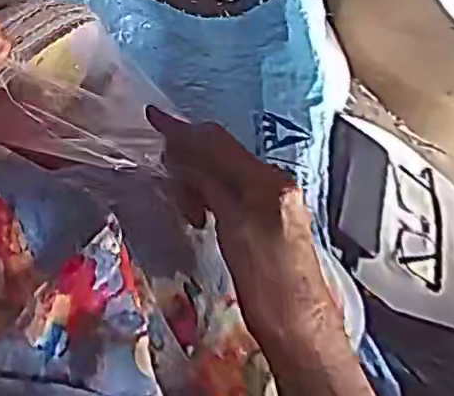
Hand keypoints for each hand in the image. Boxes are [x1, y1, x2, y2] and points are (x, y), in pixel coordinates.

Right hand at [146, 108, 348, 362]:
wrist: (301, 335)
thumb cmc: (266, 283)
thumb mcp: (230, 225)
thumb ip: (207, 182)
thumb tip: (180, 150)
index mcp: (268, 181)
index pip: (216, 141)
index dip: (182, 129)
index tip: (152, 117)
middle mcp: (275, 183)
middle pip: (218, 151)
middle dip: (187, 157)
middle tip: (168, 177)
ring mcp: (273, 200)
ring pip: (220, 170)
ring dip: (194, 179)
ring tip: (186, 206)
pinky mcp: (266, 217)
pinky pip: (228, 187)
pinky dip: (206, 192)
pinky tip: (198, 211)